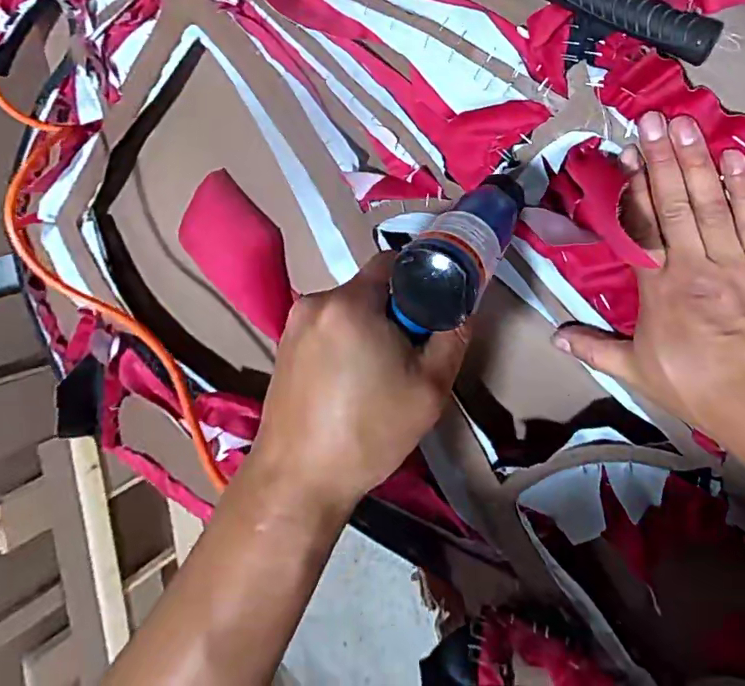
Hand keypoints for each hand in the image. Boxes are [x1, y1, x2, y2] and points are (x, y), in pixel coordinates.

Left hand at [248, 252, 468, 509]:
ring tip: (381, 373)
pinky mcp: (283, 345)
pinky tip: (352, 382)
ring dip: (371, 327)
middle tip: (410, 352)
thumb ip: (452, 336)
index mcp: (350, 302)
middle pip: (371, 287)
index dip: (420, 277)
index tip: (432, 311)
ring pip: (350, 308)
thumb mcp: (430, 388)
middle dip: (396, 310)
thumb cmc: (368, 433)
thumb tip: (461, 305)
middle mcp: (316, 301)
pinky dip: (347, 341)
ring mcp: (294, 323)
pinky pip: (329, 327)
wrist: (297, 482)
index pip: (393, 260)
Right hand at [553, 112, 744, 452]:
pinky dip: (744, 188)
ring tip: (685, 126)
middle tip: (652, 120)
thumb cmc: (703, 389)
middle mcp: (695, 266)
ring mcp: (735, 264)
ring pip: (711, 204)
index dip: (633, 188)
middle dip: (662, 158)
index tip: (626, 154)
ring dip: (697, 162)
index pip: (641, 228)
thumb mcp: (640, 372)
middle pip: (675, 204)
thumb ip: (596, 348)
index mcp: (660, 288)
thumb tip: (554, 337)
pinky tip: (734, 158)